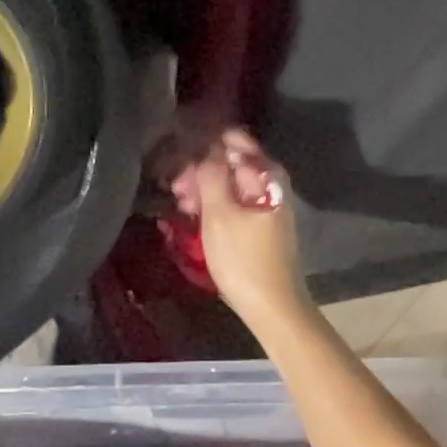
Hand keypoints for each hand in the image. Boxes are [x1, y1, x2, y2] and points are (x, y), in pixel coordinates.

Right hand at [173, 128, 310, 320]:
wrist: (272, 307)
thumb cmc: (243, 259)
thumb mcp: (220, 215)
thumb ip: (211, 175)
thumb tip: (206, 146)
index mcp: (267, 174)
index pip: (234, 139)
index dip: (205, 142)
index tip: (178, 151)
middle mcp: (272, 183)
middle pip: (232, 161)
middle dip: (201, 168)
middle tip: (174, 185)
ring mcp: (267, 204)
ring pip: (231, 183)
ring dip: (204, 188)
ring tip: (180, 203)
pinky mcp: (261, 224)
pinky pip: (234, 202)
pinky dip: (215, 204)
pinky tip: (194, 215)